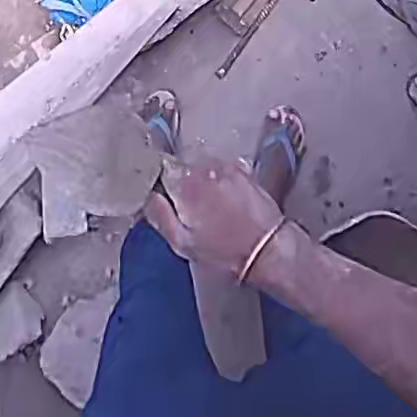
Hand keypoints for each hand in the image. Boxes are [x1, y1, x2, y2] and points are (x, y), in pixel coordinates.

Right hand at [145, 154, 286, 277]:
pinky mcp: (241, 170)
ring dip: (199, 177)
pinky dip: (217, 177)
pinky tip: (223, 198)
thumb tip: (148, 196)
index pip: (160, 168)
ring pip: (200, 164)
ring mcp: (224, 166)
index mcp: (184, 184)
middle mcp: (203, 168)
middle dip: (180, 180)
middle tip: (186, 204)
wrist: (268, 249)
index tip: (162, 193)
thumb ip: (160, 216)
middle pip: (180, 164)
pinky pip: (219, 167)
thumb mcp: (183, 244)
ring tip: (207, 202)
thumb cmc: (225, 252)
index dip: (159, 180)